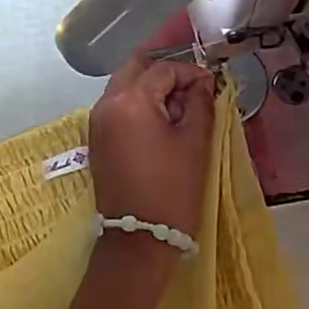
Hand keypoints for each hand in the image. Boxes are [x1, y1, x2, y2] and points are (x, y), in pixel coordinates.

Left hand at [88, 56, 215, 240]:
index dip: (190, 72)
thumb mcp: (194, 142)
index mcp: (130, 100)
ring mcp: (97, 123)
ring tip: (180, 106)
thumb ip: (200, 104)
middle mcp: (106, 104)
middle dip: (164, 72)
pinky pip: (117, 108)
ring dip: (150, 88)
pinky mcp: (97, 141)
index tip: (211, 85)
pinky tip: (162, 121)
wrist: (139, 239)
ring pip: (124, 87)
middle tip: (192, 86)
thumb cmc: (172, 188)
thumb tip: (202, 84)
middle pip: (135, 70)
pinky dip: (138, 105)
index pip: (162, 69)